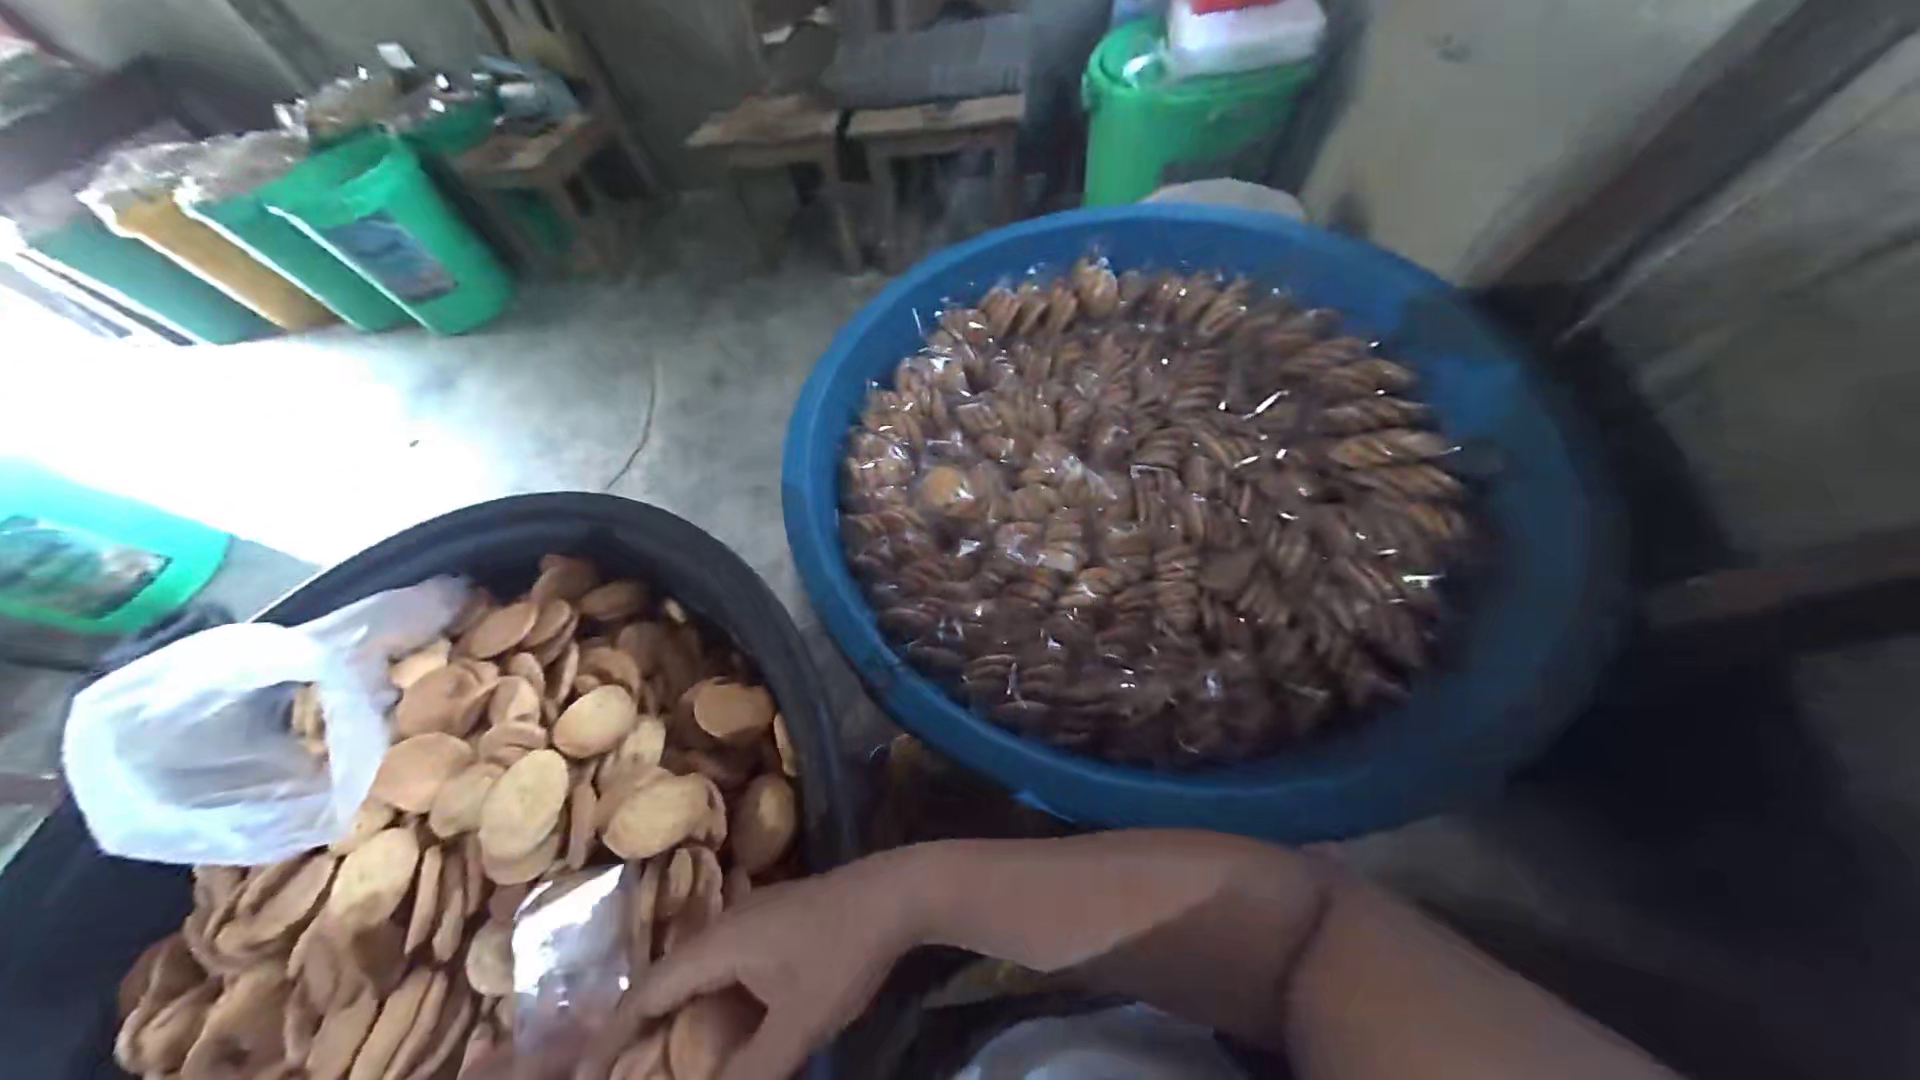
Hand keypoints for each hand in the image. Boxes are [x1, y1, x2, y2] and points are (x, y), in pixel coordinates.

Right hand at [620, 853, 925, 1079]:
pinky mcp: (780, 919)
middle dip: (644, 1028)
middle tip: (627, 1074)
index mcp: (721, 942)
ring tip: (669, 1056)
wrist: (896, 892)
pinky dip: (715, 996)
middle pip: (670, 978)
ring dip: (683, 1011)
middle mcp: (730, 923)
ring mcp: (757, 916)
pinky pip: (730, 961)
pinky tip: (728, 1021)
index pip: (648, 991)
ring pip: (702, 968)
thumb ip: (750, 1073)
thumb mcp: (798, 1024)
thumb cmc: (844, 952)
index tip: (586, 1077)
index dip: (613, 1036)